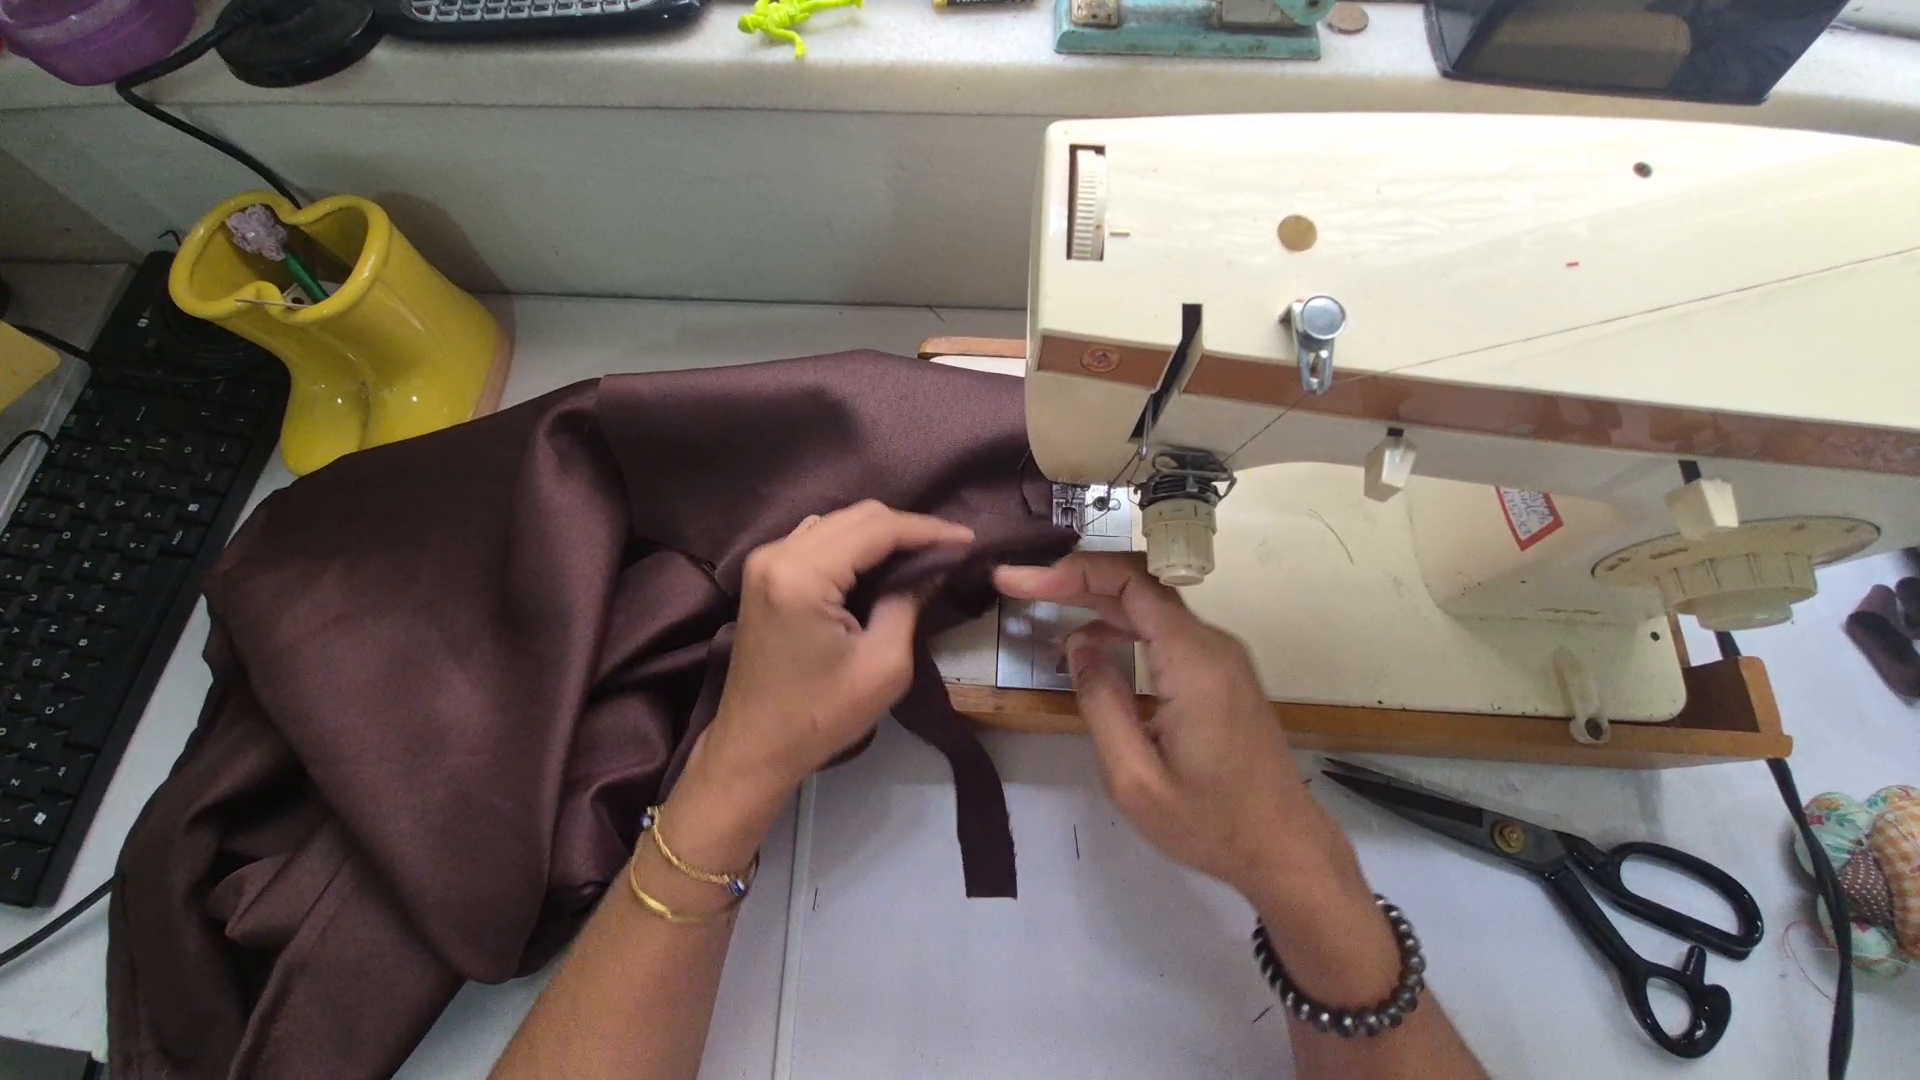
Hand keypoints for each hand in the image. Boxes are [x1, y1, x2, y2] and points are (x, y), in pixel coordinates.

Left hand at [691, 501, 974, 802]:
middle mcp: (778, 554)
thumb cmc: (821, 716)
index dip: (928, 530)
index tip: (969, 540)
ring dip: (882, 532)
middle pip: (856, 516)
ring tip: (923, 554)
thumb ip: (908, 602)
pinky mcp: (764, 574)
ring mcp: (765, 561)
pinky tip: (881, 562)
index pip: (877, 529)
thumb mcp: (883, 665)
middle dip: (908, 528)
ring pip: (838, 522)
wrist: (754, 747)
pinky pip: (819, 538)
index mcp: (803, 574)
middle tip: (951, 548)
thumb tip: (933, 567)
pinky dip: (855, 543)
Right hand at [995, 553, 1355, 906]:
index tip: (1020, 581)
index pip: (1130, 585)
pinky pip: (1166, 629)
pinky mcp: (1221, 671)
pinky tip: (1091, 644)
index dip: (1071, 573)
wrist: (1284, 849)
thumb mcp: (1135, 778)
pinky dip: (1122, 624)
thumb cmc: (1209, 823)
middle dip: (1075, 579)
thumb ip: (1102, 704)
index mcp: (1193, 663)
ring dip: (1096, 599)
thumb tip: (1078, 645)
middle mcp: (1212, 644)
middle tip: (1018, 585)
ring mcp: (1221, 655)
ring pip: (1151, 604)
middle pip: (1139, 585)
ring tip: (1043, 606)